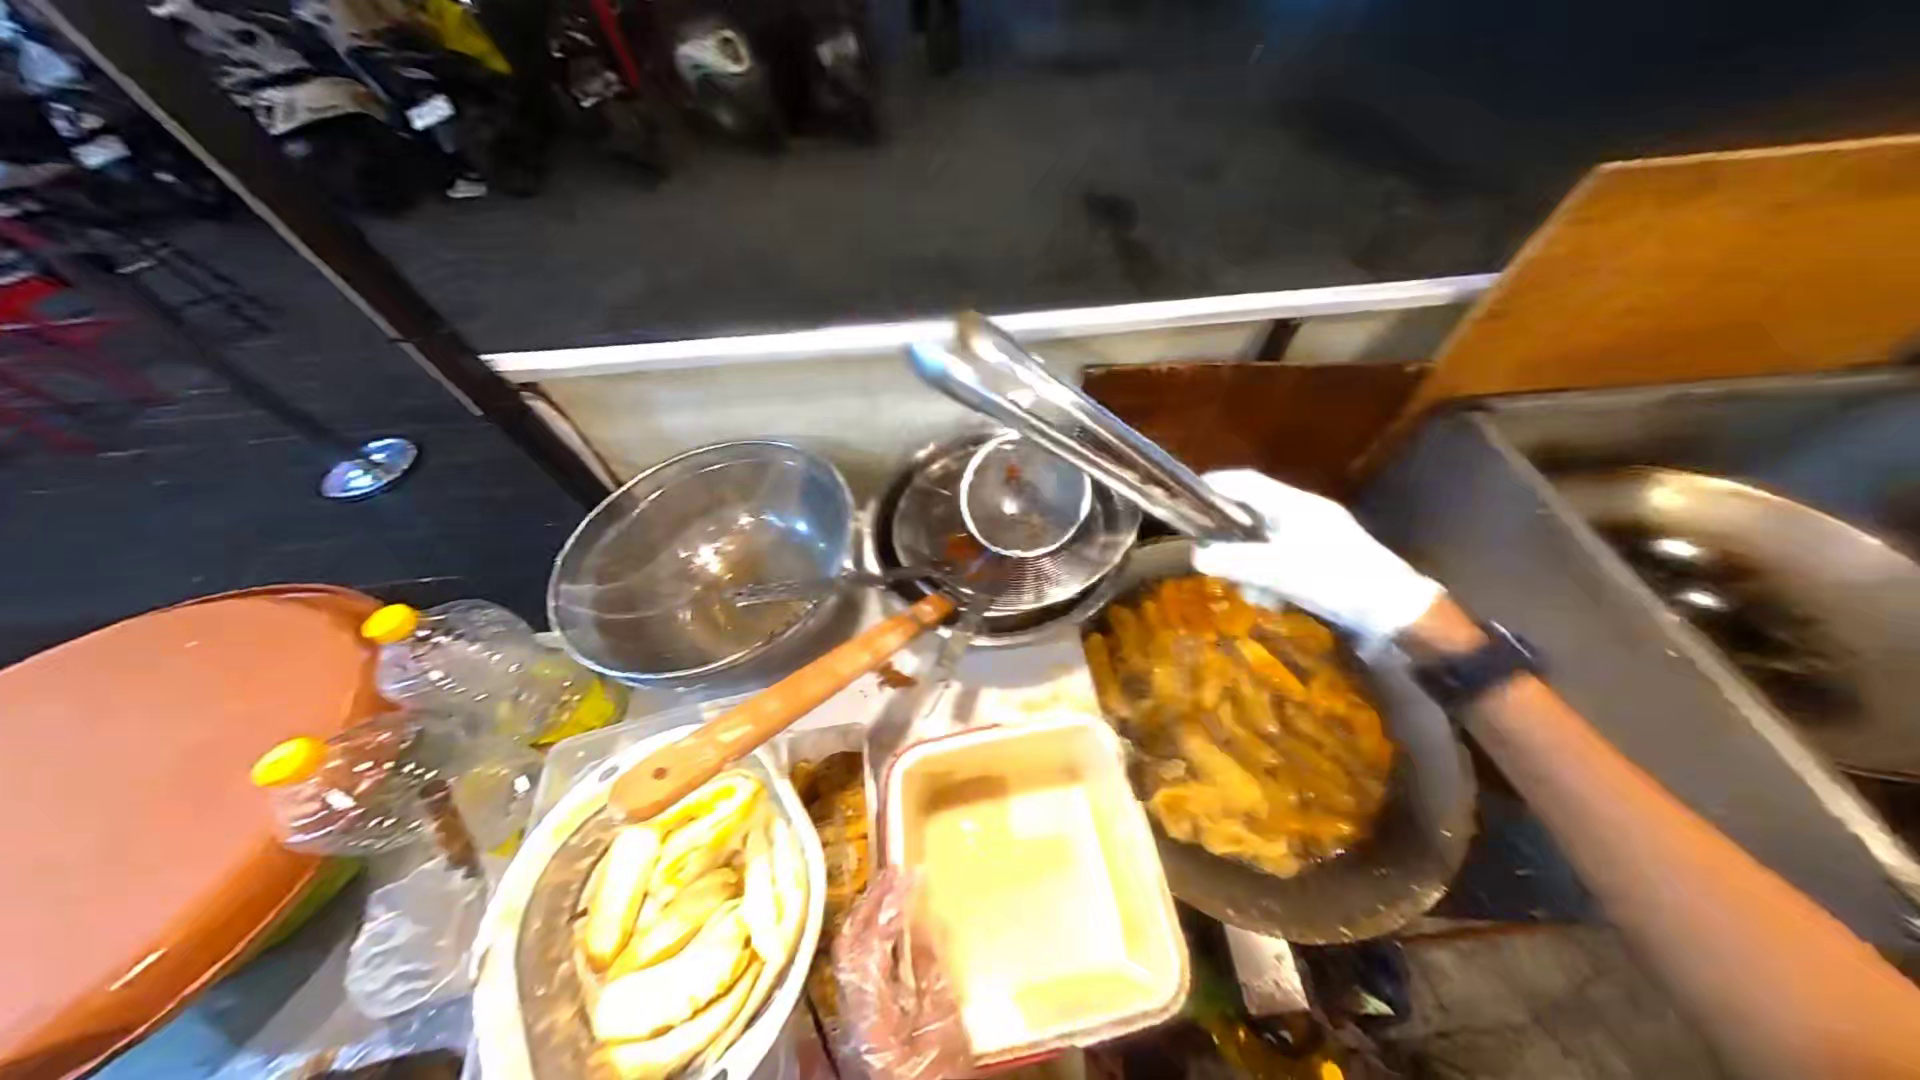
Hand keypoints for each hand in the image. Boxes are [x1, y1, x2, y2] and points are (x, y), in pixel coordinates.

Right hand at [1191, 469, 1443, 649]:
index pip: (1246, 482)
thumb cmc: (1337, 580)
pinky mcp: (1322, 559)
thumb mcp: (1279, 571)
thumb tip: (1196, 555)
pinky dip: (1270, 577)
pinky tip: (1275, 600)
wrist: (1395, 612)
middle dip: (1230, 539)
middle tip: (1212, 557)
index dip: (1215, 485)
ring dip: (1251, 566)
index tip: (1186, 496)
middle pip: (1252, 514)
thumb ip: (1235, 561)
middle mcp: (1304, 514)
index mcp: (1295, 505)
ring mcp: (1315, 537)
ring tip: (1255, 592)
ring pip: (1264, 542)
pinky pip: (1281, 559)